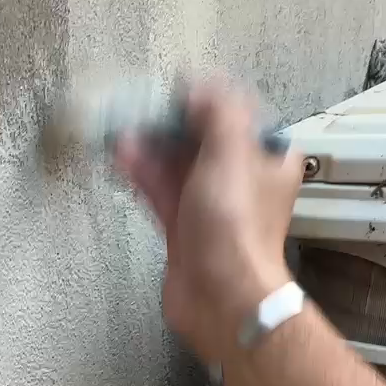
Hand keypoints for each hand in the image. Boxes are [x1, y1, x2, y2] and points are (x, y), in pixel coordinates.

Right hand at [115, 81, 306, 365]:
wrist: (220, 295)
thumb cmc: (234, 226)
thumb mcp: (233, 152)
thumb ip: (217, 111)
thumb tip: (195, 90)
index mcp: (265, 157)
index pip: (234, 114)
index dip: (201, 99)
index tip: (169, 90)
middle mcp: (240, 180)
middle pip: (200, 139)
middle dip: (167, 123)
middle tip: (135, 109)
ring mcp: (209, 207)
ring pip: (176, 166)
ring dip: (149, 148)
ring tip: (120, 131)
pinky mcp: (182, 230)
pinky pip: (161, 193)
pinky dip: (143, 175)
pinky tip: (121, 158)